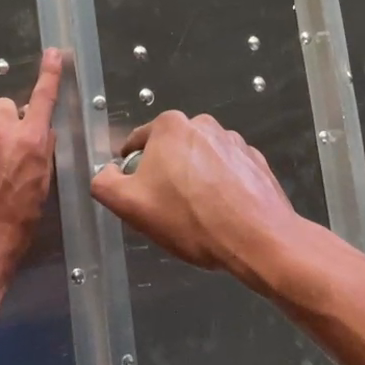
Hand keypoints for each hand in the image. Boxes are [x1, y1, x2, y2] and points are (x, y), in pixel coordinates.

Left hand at [0, 48, 64, 282]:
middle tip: (2, 154)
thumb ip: (41, 154)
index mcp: (30, 143)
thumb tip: (40, 132)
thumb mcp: (41, 191)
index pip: (42, 99)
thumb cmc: (14, 229)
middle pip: (3, 108)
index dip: (49, 75)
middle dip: (5, 124)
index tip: (52, 54)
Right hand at [90, 110, 303, 284]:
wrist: (259, 239)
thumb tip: (107, 172)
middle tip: (168, 211)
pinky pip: (228, 173)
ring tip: (199, 217)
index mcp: (170, 126)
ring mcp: (234, 141)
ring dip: (195, 181)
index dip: (133, 174)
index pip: (137, 144)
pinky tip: (223, 215)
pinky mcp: (256, 162)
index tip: (142, 199)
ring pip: (200, 161)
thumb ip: (105, 183)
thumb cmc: (189, 219)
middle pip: (170, 151)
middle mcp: (203, 124)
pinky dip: (222, 188)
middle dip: (165, 176)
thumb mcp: (130, 206)